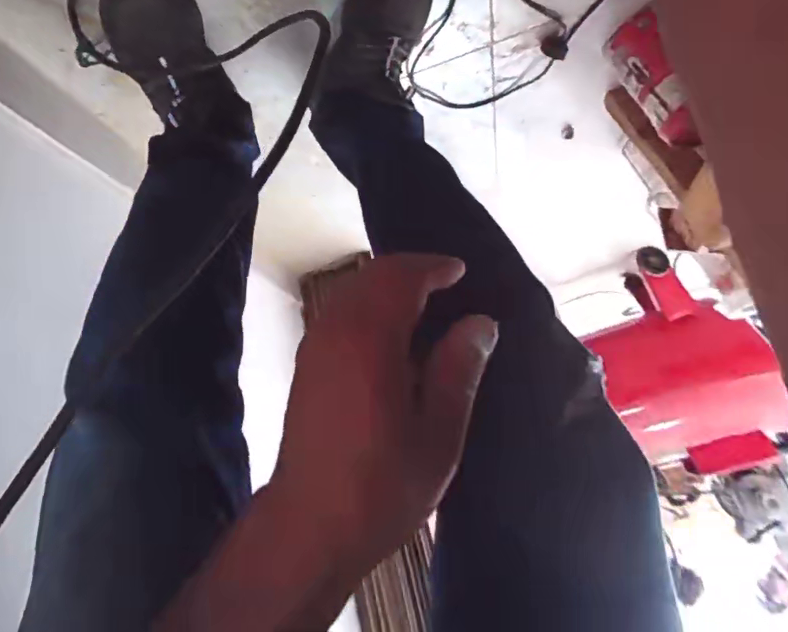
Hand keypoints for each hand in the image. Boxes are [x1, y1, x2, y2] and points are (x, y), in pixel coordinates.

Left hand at [155, 255, 496, 630]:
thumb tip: (480, 323)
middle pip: (374, 275)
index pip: (401, 276)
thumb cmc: (382, 484)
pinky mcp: (308, 358)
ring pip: (354, 289)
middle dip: (411, 270)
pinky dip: (370, 303)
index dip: (433, 267)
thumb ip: (459, 370)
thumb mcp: (438, 433)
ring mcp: (316, 340)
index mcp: (369, 337)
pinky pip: (342, 309)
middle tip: (448, 283)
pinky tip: (392, 332)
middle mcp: (336, 326)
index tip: (461, 270)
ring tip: (426, 305)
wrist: (310, 520)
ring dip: (388, 285)